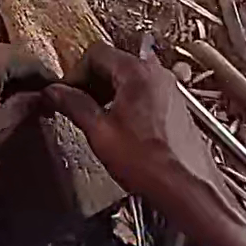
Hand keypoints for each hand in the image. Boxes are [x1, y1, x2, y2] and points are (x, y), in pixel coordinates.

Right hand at [44, 42, 227, 216]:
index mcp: (137, 72)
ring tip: (96, 117)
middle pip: (113, 62)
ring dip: (107, 91)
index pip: (96, 53)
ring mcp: (170, 90)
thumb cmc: (151, 164)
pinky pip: (144, 92)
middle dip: (90, 81)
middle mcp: (157, 74)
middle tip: (76, 103)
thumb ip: (74, 105)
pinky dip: (126, 101)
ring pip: (129, 77)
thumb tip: (55, 92)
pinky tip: (120, 127)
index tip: (65, 92)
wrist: (190, 192)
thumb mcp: (100, 132)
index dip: (75, 72)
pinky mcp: (176, 107)